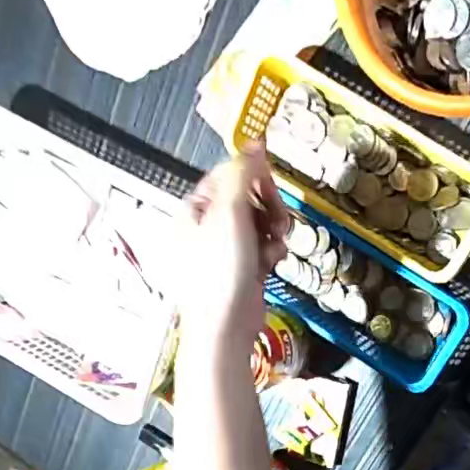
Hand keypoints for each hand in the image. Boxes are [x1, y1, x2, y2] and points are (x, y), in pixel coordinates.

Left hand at [178, 146, 289, 360]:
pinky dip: (271, 253)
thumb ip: (243, 174)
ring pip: (259, 224)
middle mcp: (206, 228)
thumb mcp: (230, 213)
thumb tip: (254, 143)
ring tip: (273, 243)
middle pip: (246, 199)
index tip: (270, 184)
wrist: (225, 325)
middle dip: (267, 207)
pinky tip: (270, 262)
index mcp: (194, 209)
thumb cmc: (218, 276)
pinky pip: (262, 249)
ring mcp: (224, 251)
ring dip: (272, 231)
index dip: (252, 178)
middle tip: (276, 218)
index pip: (227, 176)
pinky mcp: (241, 270)